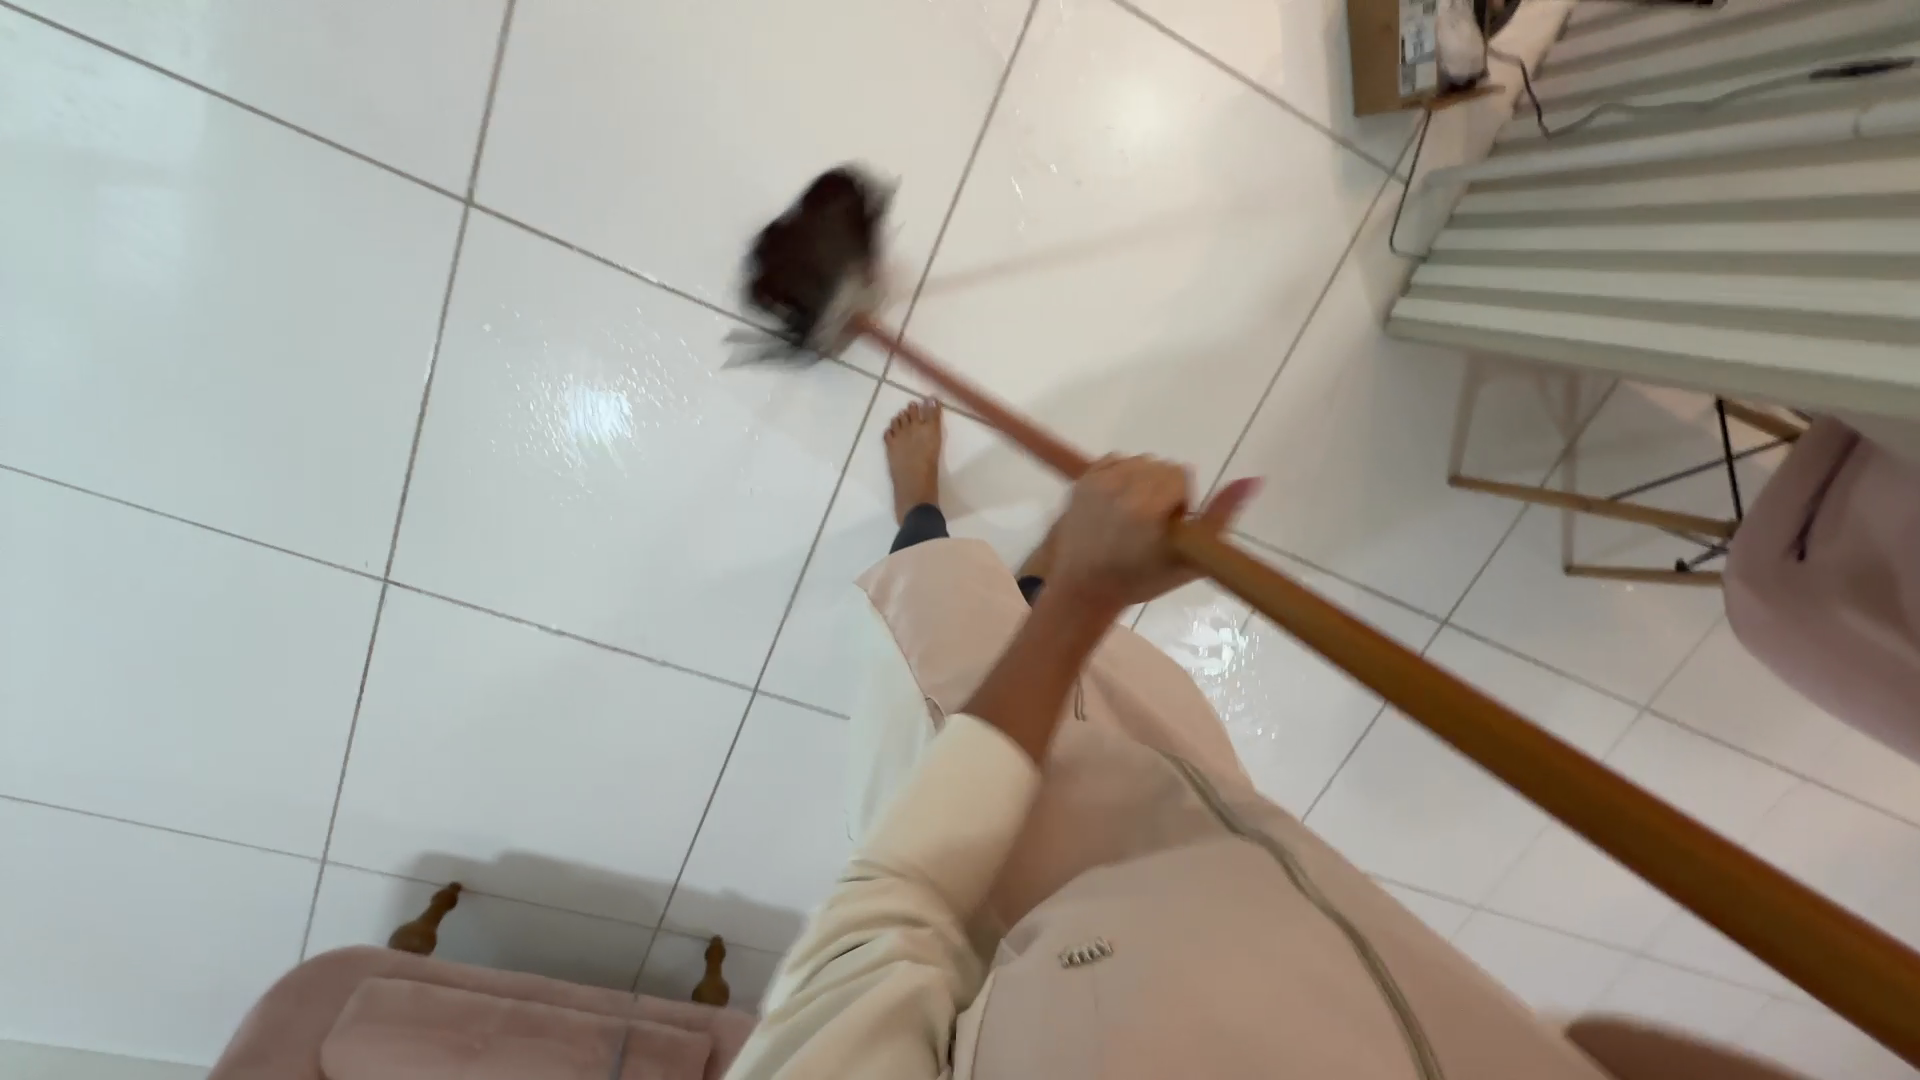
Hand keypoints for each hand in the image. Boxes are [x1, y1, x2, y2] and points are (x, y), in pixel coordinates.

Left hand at [1049, 455, 1259, 608]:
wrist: (1084, 587)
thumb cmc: (1140, 579)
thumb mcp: (1190, 558)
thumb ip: (1221, 517)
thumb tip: (1255, 479)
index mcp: (1148, 505)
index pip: (1180, 475)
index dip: (1180, 502)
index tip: (1168, 527)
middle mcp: (1121, 486)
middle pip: (1160, 466)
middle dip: (1162, 490)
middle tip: (1150, 524)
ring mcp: (1098, 481)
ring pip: (1138, 462)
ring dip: (1141, 482)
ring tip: (1131, 515)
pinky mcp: (1081, 481)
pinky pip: (1114, 461)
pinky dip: (1120, 476)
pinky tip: (1116, 504)